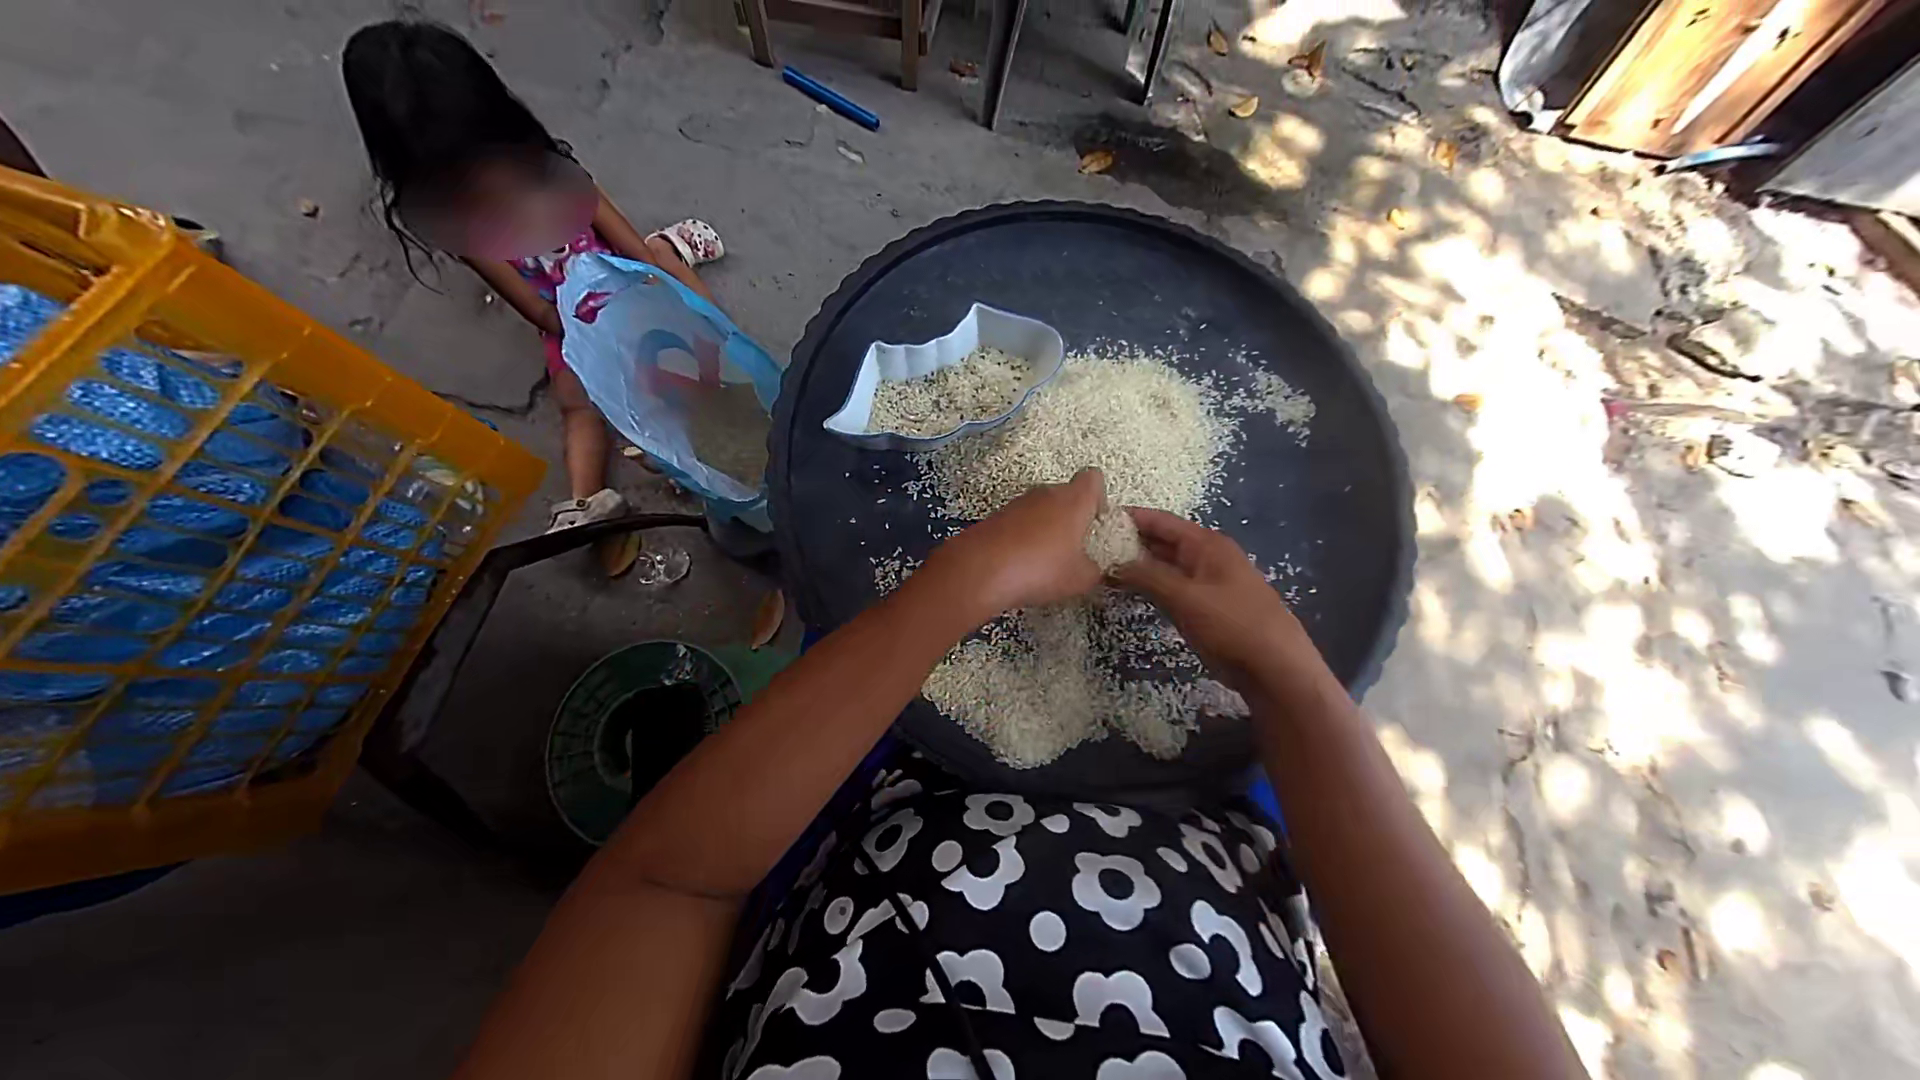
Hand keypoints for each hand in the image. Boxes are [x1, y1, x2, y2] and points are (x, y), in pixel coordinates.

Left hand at [924, 468, 1105, 621]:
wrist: (981, 570)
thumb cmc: (1040, 568)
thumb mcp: (1081, 578)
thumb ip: (1094, 570)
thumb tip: (1093, 569)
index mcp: (1074, 499)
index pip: (1093, 478)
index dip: (1098, 497)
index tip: (1097, 521)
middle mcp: (1045, 493)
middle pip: (1065, 494)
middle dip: (1072, 516)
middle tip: (1074, 546)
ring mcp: (1017, 503)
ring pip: (1040, 508)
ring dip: (1046, 527)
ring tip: (1046, 559)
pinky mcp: (995, 517)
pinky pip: (1018, 522)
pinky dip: (1023, 537)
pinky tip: (1021, 563)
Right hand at [1112, 508, 1326, 698]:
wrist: (1273, 666)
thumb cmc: (1232, 623)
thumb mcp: (1185, 596)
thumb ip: (1146, 576)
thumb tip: (1112, 563)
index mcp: (1205, 543)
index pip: (1159, 521)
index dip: (1128, 517)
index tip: (1094, 518)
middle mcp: (1204, 556)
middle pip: (1159, 541)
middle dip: (1127, 542)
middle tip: (1089, 546)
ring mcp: (1203, 581)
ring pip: (1161, 566)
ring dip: (1134, 566)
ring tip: (1097, 566)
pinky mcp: (1200, 605)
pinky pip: (1167, 587)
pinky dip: (1146, 586)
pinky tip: (1122, 589)